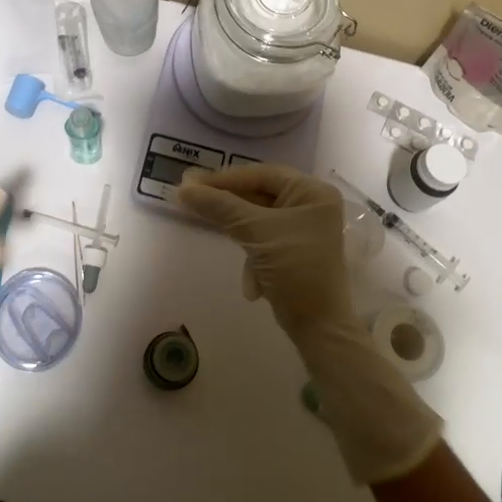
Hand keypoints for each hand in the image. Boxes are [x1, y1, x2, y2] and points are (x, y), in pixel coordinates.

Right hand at [176, 164, 353, 335]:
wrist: (318, 326)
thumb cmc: (294, 269)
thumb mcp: (255, 232)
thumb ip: (220, 206)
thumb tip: (183, 188)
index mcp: (311, 191)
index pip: (262, 174)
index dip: (225, 178)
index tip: (192, 183)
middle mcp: (311, 204)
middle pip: (260, 194)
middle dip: (228, 204)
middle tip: (192, 199)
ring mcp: (303, 228)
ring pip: (258, 218)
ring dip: (240, 231)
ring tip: (212, 227)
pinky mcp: (294, 249)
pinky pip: (264, 238)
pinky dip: (253, 253)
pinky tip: (252, 282)